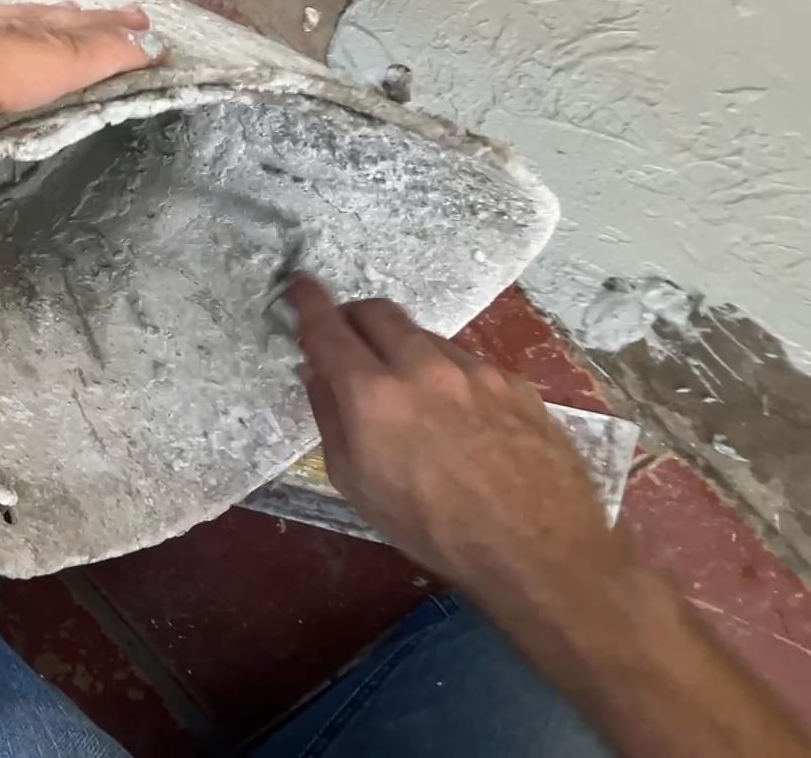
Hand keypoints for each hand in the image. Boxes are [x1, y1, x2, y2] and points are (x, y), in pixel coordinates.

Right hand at [284, 274, 624, 590]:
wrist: (542, 556)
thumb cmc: (429, 525)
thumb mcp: (353, 480)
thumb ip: (329, 416)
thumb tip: (315, 372)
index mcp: (373, 394)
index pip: (329, 328)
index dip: (307, 300)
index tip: (298, 284)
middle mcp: (422, 369)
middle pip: (377, 311)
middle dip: (352, 315)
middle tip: (345, 339)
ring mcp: (475, 373)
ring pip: (421, 334)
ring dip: (397, 345)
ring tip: (402, 385)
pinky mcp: (515, 386)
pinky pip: (463, 360)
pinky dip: (440, 369)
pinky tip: (452, 410)